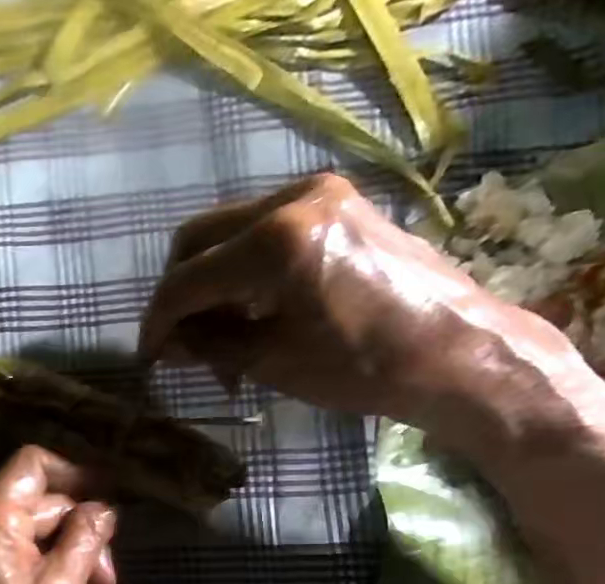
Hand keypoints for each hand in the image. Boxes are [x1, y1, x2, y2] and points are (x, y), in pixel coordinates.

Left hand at [0, 446, 117, 583]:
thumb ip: (85, 538)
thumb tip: (103, 507)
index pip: (32, 464)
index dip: (75, 473)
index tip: (107, 499)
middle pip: (40, 504)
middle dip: (82, 533)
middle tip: (110, 574)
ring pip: (36, 532)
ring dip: (72, 557)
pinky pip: (21, 554)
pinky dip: (51, 570)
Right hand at [139, 174, 596, 449]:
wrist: (456, 351)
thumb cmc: (364, 368)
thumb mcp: (272, 362)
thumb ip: (209, 344)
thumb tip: (168, 343)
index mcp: (274, 242)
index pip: (186, 279)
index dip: (157, 320)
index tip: (148, 354)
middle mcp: (291, 199)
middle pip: (197, 237)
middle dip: (178, 292)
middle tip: (178, 341)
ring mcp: (317, 193)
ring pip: (228, 229)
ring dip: (209, 279)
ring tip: (217, 333)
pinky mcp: (335, 203)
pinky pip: (263, 227)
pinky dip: (242, 266)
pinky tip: (250, 307)